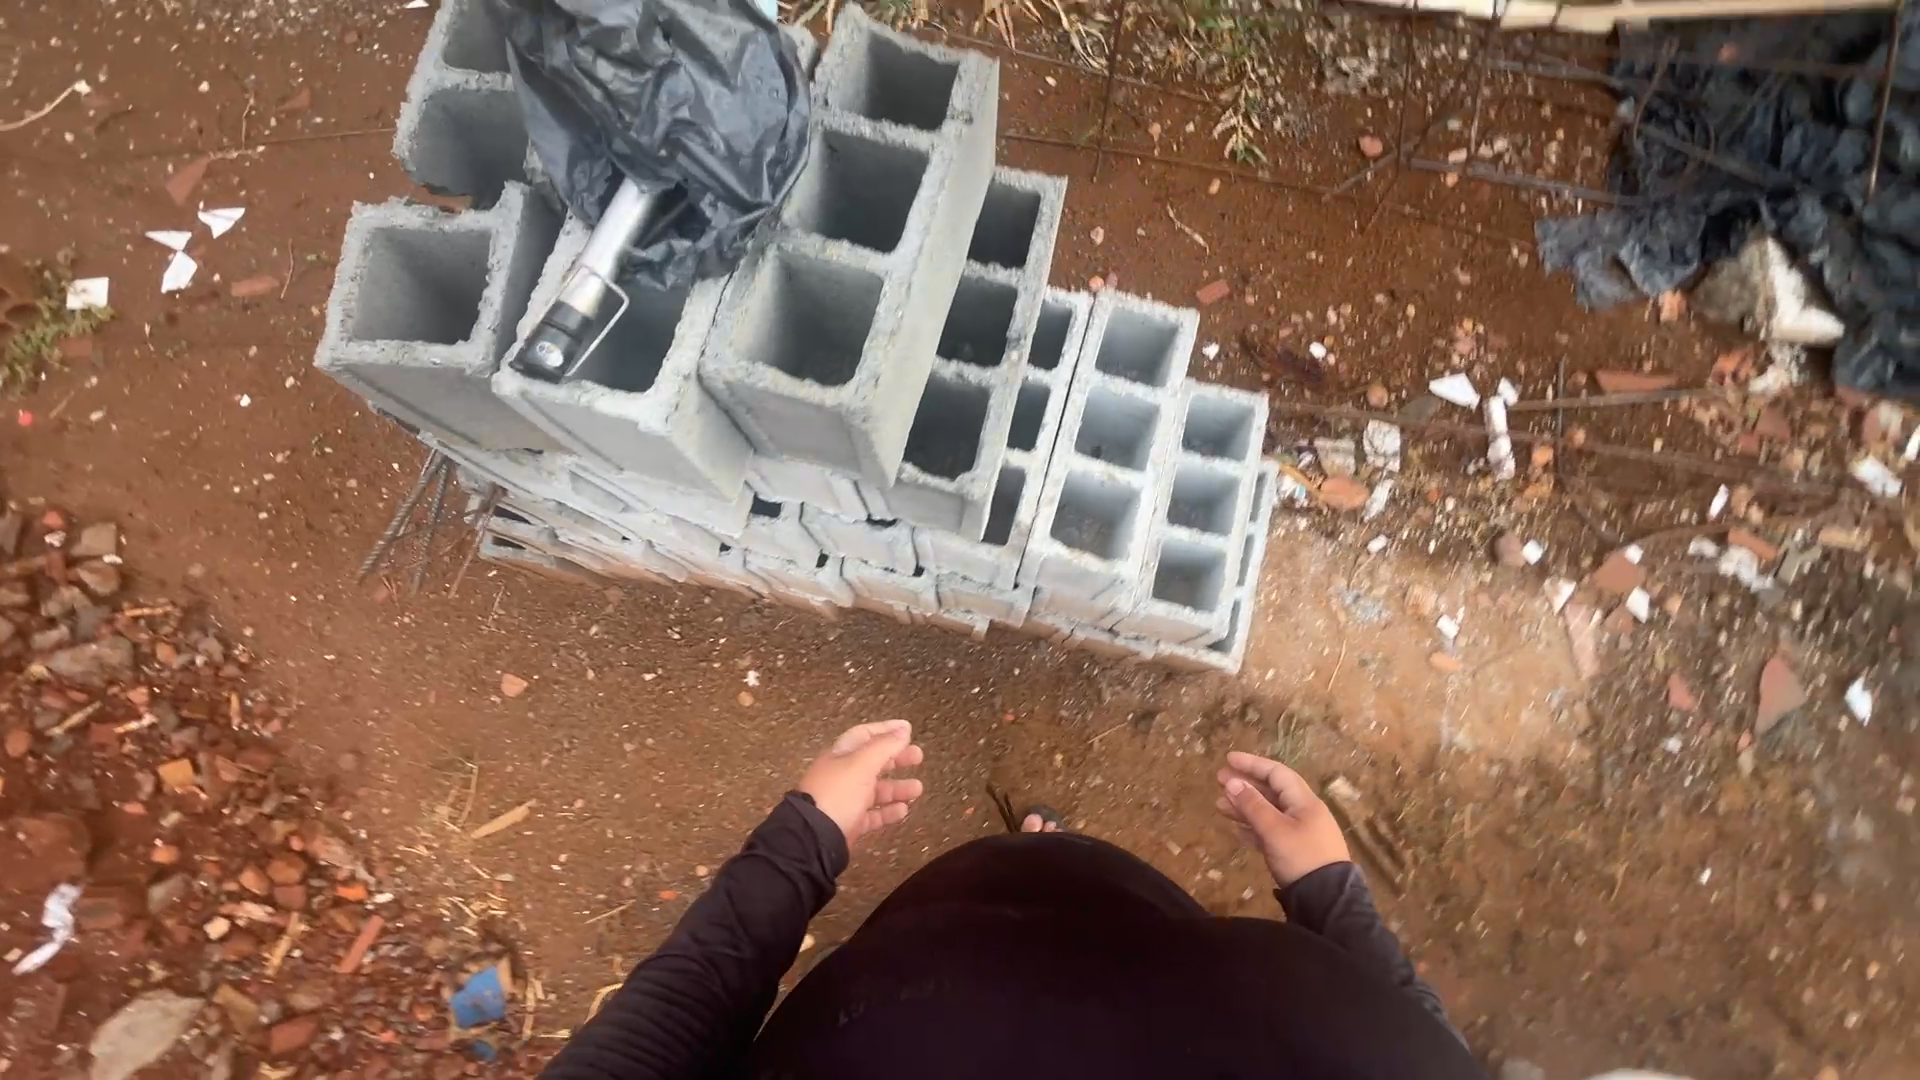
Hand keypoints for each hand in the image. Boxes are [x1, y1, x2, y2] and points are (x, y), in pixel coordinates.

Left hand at [798, 720, 924, 846]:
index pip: (865, 736)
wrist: (812, 839)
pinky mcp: (848, 824)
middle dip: (896, 758)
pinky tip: (903, 810)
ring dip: (897, 788)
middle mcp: (841, 776)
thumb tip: (903, 730)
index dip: (886, 730)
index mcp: (841, 755)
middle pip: (872, 762)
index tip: (908, 729)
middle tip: (918, 757)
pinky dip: (888, 812)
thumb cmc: (837, 794)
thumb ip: (884, 747)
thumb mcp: (861, 764)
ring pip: (875, 790)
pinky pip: (872, 815)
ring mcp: (844, 801)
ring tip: (917, 789)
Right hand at [1215, 751, 1350, 886]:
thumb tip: (1231, 782)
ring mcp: (1301, 832)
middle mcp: (1303, 813)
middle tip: (1219, 780)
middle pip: (1271, 791)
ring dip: (1244, 807)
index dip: (1252, 764)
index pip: (1276, 773)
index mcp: (1304, 802)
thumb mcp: (1274, 829)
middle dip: (1244, 785)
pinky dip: (1253, 827)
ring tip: (1220, 806)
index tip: (1228, 759)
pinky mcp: (1296, 851)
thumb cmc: (1301, 857)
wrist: (1327, 901)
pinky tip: (1238, 831)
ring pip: (1269, 812)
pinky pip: (1271, 831)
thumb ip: (1252, 805)